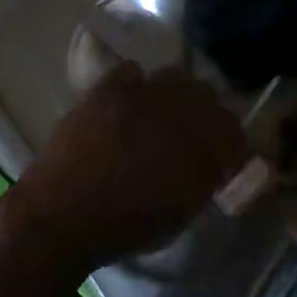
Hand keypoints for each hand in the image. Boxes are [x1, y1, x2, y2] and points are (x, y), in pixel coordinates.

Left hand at [0, 62, 245, 273]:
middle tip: (194, 134)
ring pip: (174, 77)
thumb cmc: (126, 225)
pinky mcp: (109, 87)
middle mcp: (179, 112)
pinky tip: (130, 102)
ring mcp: (142, 94)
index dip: (231, 143)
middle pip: (207, 96)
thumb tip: (215, 164)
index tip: (224, 157)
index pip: (233, 130)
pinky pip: (133, 71)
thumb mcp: (179, 212)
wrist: (64, 212)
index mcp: (201, 148)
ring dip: (174, 95)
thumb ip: (204, 180)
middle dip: (206, 113)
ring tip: (162, 114)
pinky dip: (136, 84)